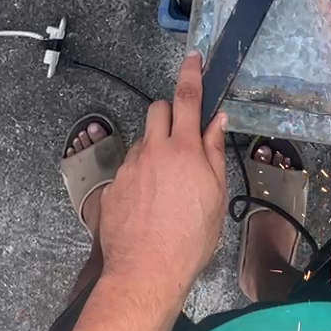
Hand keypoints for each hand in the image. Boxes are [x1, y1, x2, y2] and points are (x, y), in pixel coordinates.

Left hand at [96, 52, 228, 310]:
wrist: (145, 272)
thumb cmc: (190, 239)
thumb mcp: (216, 195)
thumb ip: (214, 152)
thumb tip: (217, 120)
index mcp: (183, 149)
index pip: (187, 98)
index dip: (191, 73)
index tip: (193, 57)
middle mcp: (153, 149)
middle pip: (157, 108)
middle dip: (169, 114)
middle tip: (181, 139)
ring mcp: (129, 166)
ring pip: (143, 140)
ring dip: (155, 150)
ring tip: (166, 187)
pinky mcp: (113, 185)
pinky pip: (129, 167)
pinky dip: (140, 175)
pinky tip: (148, 204)